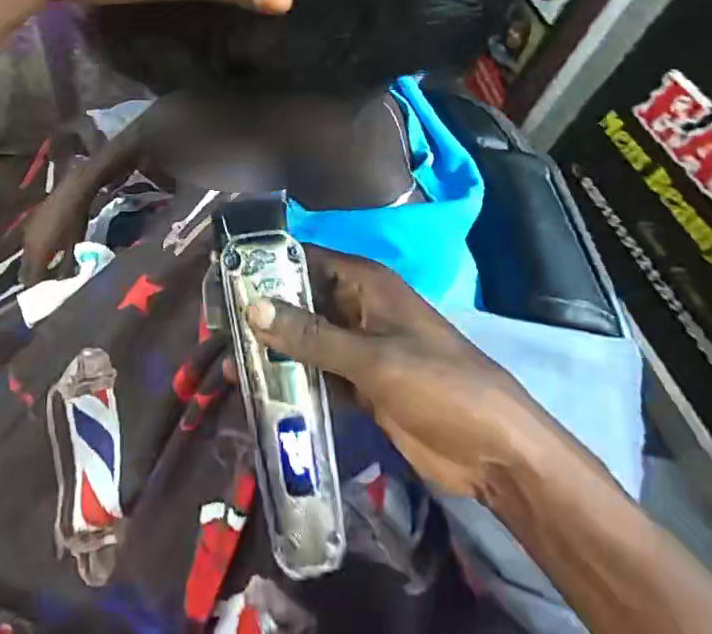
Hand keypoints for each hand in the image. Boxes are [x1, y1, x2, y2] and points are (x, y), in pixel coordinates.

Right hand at [19, 184, 87, 284]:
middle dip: (33, 278)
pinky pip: (25, 242)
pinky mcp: (27, 222)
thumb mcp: (74, 247)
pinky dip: (32, 250)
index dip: (38, 289)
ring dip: (32, 264)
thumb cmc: (74, 222)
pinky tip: (42, 248)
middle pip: (24, 270)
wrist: (71, 193)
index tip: (47, 293)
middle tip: (45, 282)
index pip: (31, 280)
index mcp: (37, 254)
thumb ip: (67, 267)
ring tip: (45, 266)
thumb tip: (63, 281)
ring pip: (24, 256)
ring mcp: (25, 233)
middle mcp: (26, 245)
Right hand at [245, 247, 557, 497]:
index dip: (265, 265)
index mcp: (366, 284)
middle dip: (261, 313)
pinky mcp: (359, 384)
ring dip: (272, 350)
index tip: (223, 277)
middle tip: (216, 326)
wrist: (496, 452)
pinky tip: (258, 390)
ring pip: (303, 340)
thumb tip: (252, 308)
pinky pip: (315, 373)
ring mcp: (357, 347)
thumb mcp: (373, 358)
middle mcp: (357, 308)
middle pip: (298, 300)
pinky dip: (291, 380)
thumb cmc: (440, 386)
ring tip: (230, 363)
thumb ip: (312, 335)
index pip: (305, 259)